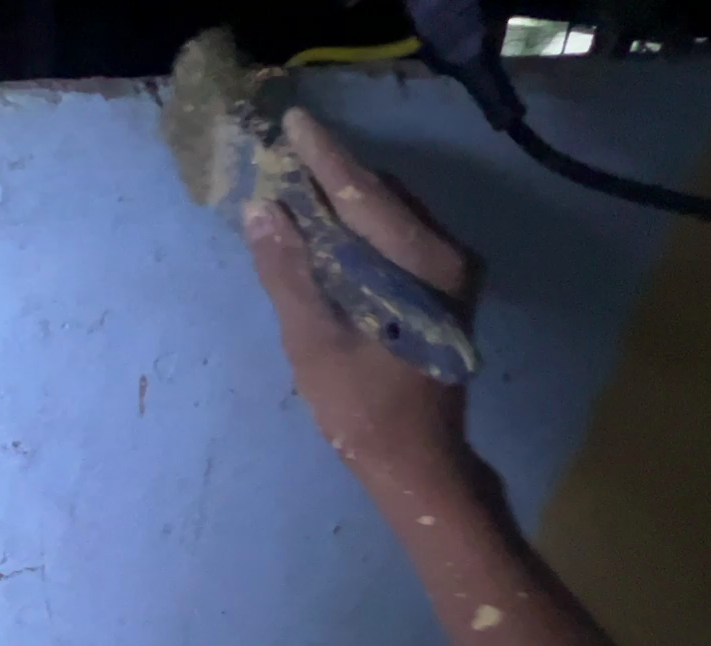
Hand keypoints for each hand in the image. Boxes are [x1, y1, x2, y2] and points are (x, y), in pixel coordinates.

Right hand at [244, 108, 474, 486]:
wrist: (412, 457)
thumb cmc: (359, 406)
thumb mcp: (313, 341)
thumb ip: (288, 274)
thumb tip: (262, 212)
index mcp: (421, 263)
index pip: (364, 194)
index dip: (324, 158)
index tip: (294, 123)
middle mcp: (447, 256)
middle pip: (382, 198)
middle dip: (334, 173)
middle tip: (290, 150)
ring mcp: (449, 274)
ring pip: (391, 217)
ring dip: (346, 200)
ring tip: (302, 182)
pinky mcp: (439, 293)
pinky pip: (396, 240)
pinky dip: (360, 228)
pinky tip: (330, 230)